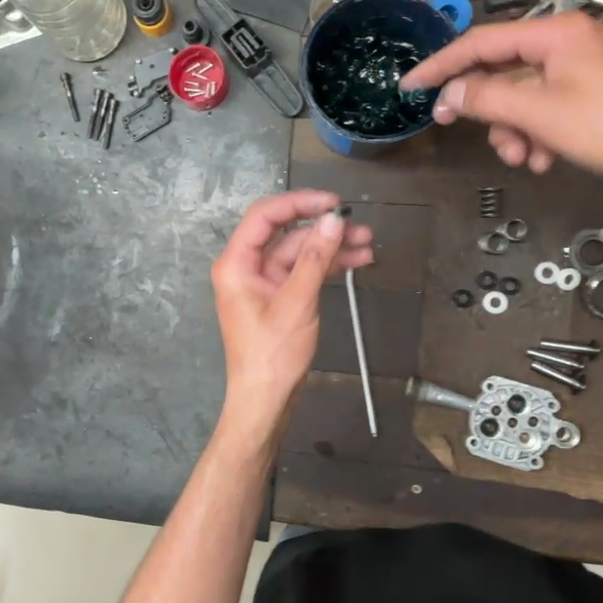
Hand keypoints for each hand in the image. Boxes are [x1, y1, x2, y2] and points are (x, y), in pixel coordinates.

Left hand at [211, 191, 373, 420]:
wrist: (266, 399)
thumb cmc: (273, 354)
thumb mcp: (297, 303)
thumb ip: (314, 258)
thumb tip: (333, 219)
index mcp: (235, 264)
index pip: (264, 216)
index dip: (299, 202)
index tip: (332, 202)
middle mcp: (244, 268)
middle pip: (284, 233)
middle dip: (322, 228)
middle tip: (359, 226)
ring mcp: (261, 283)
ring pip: (298, 253)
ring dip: (330, 247)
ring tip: (367, 244)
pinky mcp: (277, 298)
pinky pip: (302, 272)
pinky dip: (326, 266)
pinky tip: (355, 262)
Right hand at [398, 12, 602, 184]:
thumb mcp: (540, 114)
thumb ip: (486, 99)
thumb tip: (447, 93)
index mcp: (553, 33)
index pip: (479, 42)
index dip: (440, 65)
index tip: (409, 86)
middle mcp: (567, 40)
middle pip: (502, 71)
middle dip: (486, 110)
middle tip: (462, 132)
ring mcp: (584, 65)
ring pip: (523, 95)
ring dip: (513, 129)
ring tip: (524, 158)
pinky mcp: (597, 89)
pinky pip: (548, 105)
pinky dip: (538, 132)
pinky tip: (546, 158)